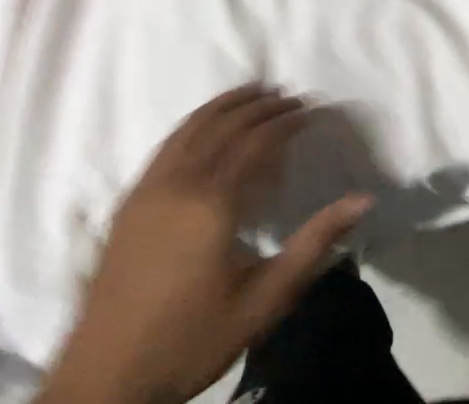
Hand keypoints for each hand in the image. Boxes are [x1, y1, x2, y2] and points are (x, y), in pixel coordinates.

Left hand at [38, 87, 371, 403]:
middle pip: (224, 126)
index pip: (257, 141)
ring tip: (253, 93)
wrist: (106, 377)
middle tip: (290, 98)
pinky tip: (205, 127)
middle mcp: (178, 184)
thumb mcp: (266, 299)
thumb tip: (363, 200)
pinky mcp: (128, 203)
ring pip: (190, 128)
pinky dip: (193, 123)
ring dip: (224, 105)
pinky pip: (166, 145)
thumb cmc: (194, 339)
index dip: (286, 121)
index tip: (312, 110)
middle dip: (260, 106)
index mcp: (214, 204)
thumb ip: (315, 243)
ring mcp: (147, 190)